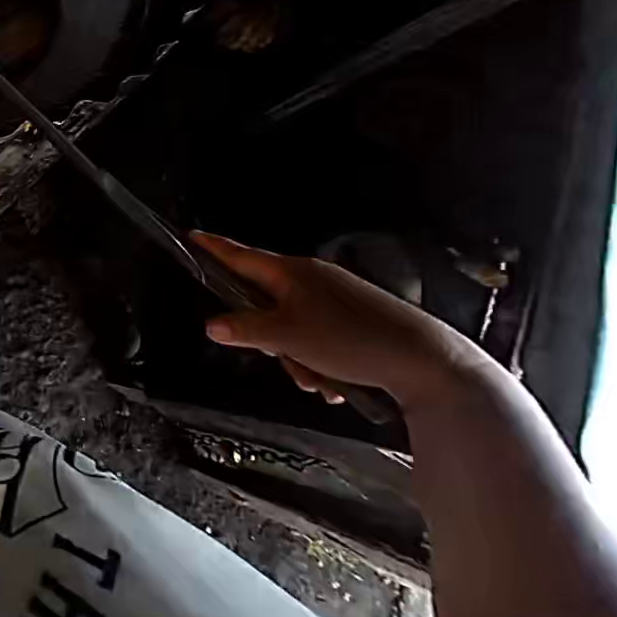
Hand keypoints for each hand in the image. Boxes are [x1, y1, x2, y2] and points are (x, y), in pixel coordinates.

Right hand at [192, 232, 498, 410]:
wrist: (424, 361)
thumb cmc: (353, 339)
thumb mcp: (286, 337)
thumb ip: (245, 329)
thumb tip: (213, 324)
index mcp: (292, 273)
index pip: (240, 256)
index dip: (213, 248)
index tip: (192, 237)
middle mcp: (311, 279)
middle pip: (264, 302)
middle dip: (267, 337)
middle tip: (282, 357)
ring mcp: (333, 297)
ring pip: (290, 326)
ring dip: (296, 357)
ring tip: (317, 376)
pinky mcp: (351, 318)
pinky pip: (315, 337)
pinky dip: (317, 360)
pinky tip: (334, 379)